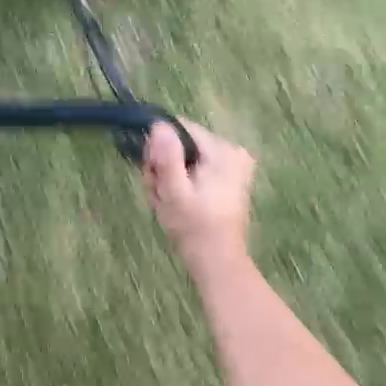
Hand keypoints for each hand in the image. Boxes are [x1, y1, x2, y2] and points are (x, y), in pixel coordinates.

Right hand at [144, 120, 255, 266]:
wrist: (217, 260)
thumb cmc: (194, 227)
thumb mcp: (174, 191)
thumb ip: (166, 157)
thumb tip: (158, 125)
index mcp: (224, 151)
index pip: (179, 129)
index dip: (158, 147)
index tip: (152, 173)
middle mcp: (233, 151)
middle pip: (181, 143)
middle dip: (163, 166)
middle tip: (158, 193)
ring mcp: (232, 165)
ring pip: (184, 157)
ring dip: (168, 177)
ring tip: (166, 201)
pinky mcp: (228, 178)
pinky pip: (193, 168)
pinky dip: (180, 182)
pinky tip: (177, 202)